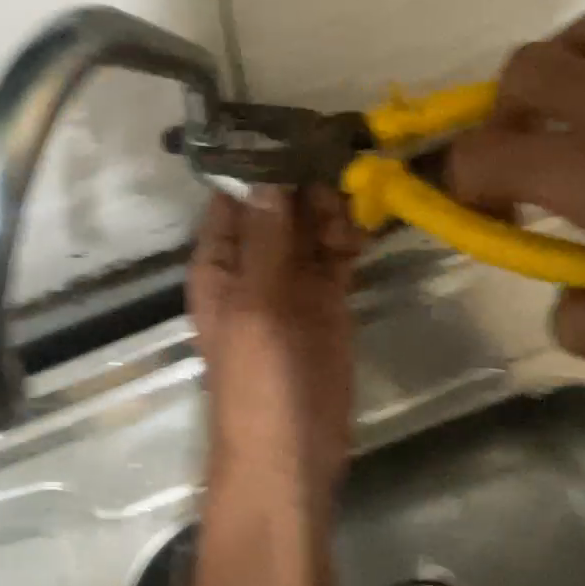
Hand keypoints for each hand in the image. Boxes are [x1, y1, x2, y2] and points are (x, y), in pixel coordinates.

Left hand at [188, 187, 363, 491]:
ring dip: (331, 207)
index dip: (263, 162)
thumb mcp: (257, 305)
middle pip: (279, 204)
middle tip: (342, 159)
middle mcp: (253, 262)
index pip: (236, 195)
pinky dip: (349, 236)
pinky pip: (336, 253)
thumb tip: (269, 175)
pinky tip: (365, 228)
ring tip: (355, 201)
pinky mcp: (327, 299)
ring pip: (310, 224)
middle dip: (306, 181)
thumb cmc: (259, 381)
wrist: (290, 457)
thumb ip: (266, 239)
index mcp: (220, 260)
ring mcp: (291, 280)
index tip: (300, 127)